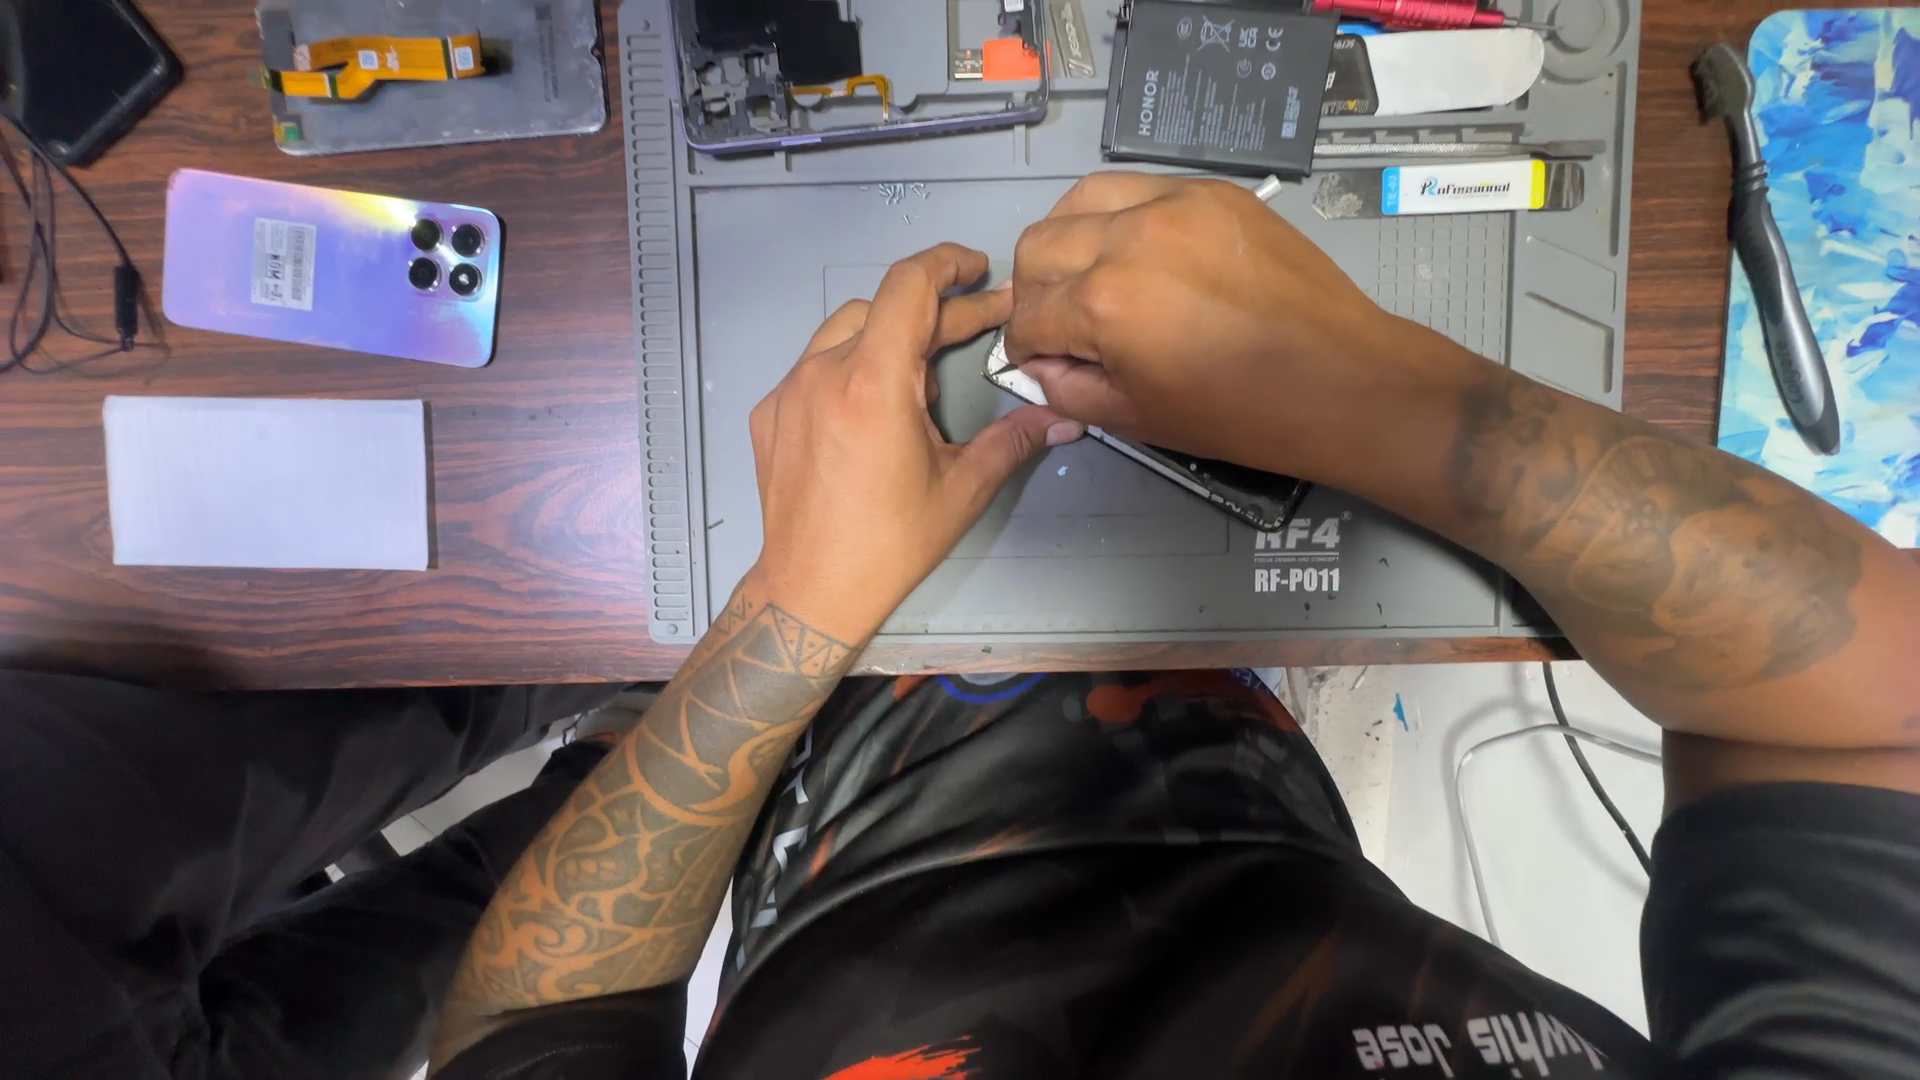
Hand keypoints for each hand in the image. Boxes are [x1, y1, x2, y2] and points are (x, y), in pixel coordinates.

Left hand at [747, 243, 1081, 641]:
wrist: (811, 589)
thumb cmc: (889, 545)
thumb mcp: (962, 490)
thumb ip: (1014, 441)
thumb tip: (1064, 418)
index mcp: (874, 383)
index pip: (909, 286)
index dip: (947, 263)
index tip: (976, 269)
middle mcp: (823, 373)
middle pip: (884, 308)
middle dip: (936, 314)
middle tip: (978, 330)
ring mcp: (788, 391)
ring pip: (844, 331)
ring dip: (890, 337)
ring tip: (922, 377)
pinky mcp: (770, 412)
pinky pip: (814, 365)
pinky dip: (850, 367)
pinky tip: (871, 407)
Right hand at [1005, 173, 1431, 482]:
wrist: (1338, 379)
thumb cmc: (1236, 414)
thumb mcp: (1134, 418)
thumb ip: (1068, 388)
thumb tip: (1042, 363)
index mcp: (1104, 304)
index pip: (1028, 316)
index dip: (1024, 348)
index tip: (1040, 361)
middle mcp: (1127, 238)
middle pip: (1038, 247)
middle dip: (1034, 293)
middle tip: (1059, 324)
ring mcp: (1172, 202)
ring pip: (1077, 201)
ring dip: (1065, 242)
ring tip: (1086, 277)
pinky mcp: (1209, 191)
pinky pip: (1133, 187)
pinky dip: (1114, 219)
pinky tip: (1135, 254)